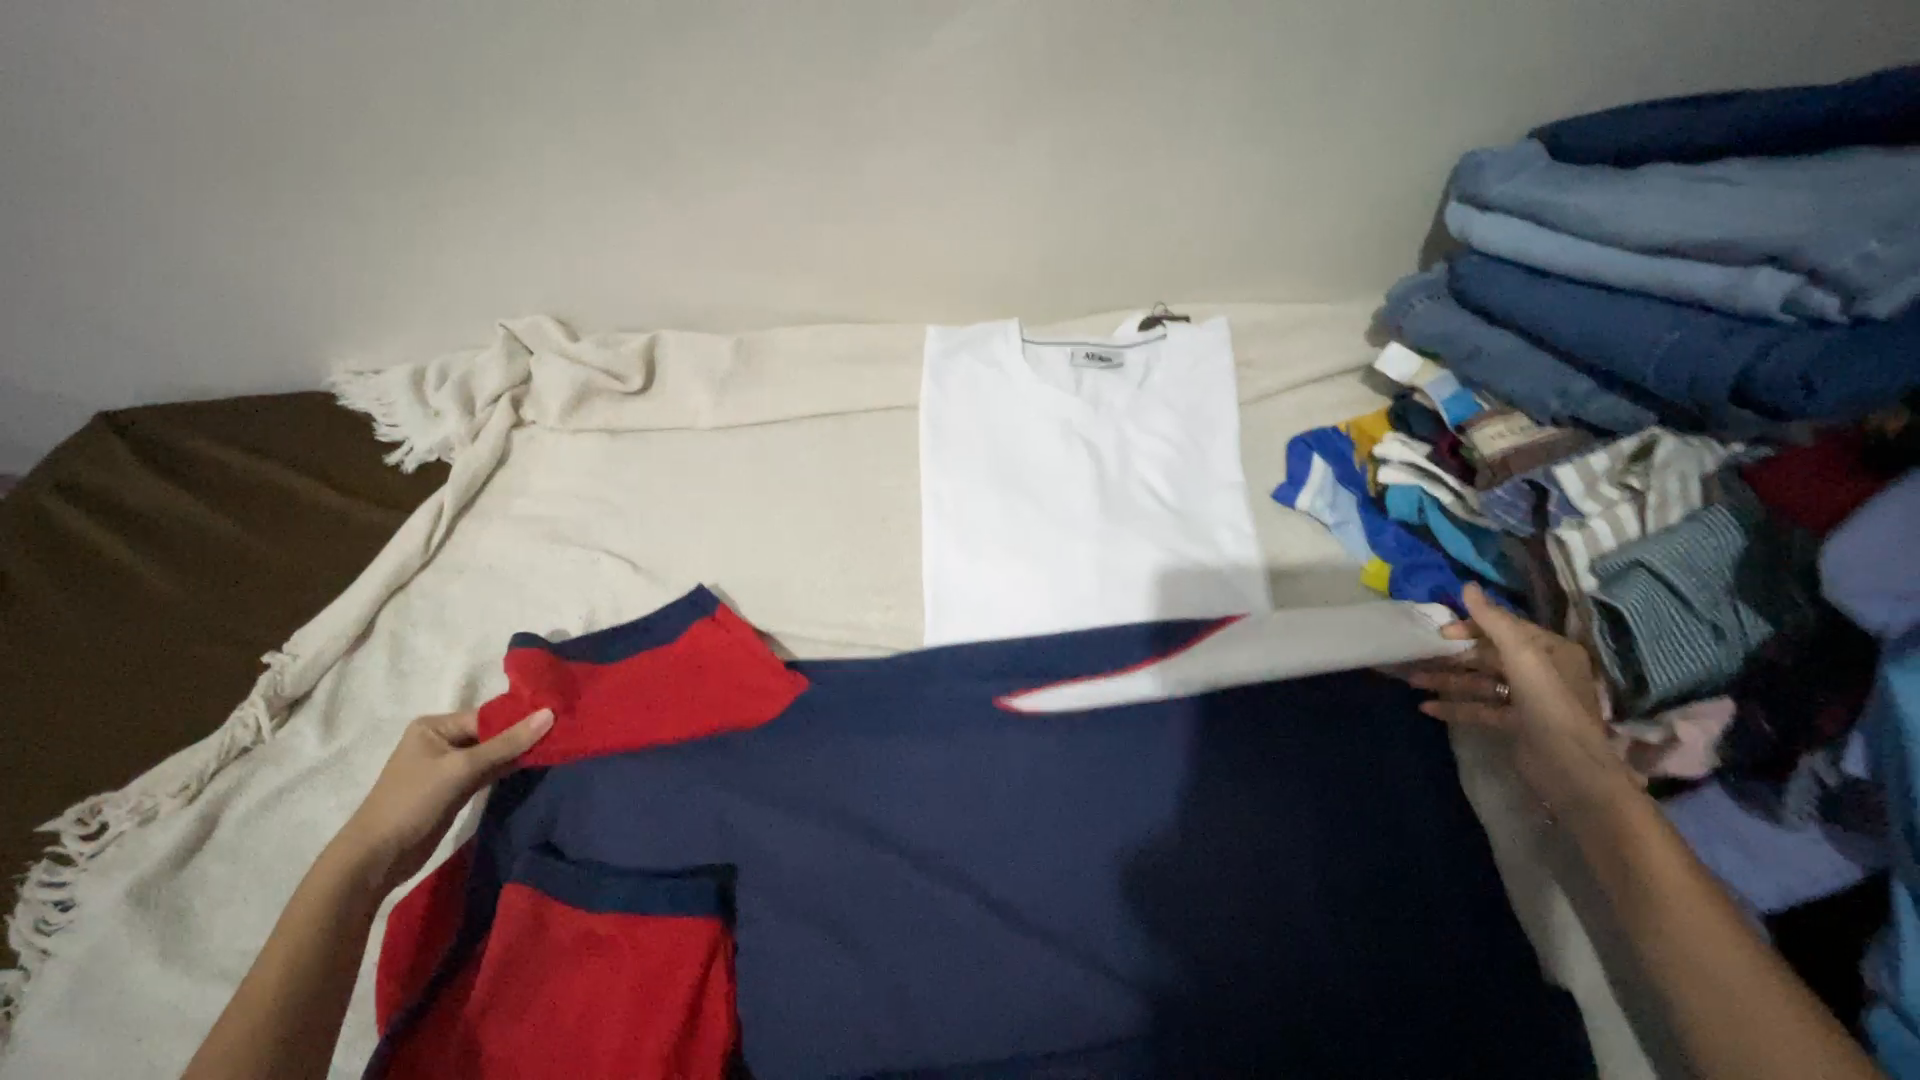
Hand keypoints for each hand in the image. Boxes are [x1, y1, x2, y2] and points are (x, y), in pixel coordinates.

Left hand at [333, 708, 552, 894]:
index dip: (520, 717)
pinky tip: (537, 763)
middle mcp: (442, 740)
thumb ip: (507, 743)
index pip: (487, 716)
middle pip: (492, 733)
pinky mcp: (456, 788)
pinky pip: (489, 771)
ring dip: (519, 752)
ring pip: (493, 753)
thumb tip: (550, 713)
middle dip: (523, 734)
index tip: (559, 715)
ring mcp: (449, 766)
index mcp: (435, 726)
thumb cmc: (413, 802)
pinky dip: (510, 768)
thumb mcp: (462, 768)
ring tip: (559, 744)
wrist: (378, 856)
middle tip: (565, 730)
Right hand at [1397, 584, 1618, 801]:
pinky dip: (1455, 707)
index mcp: (1551, 650)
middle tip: (1419, 656)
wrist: (1571, 770)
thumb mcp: (1523, 657)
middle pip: (1489, 656)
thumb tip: (1467, 586)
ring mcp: (1528, 700)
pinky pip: (1480, 708)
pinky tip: (1426, 707)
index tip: (1441, 632)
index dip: (1472, 626)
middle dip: (1454, 656)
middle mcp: (1542, 671)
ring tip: (1412, 681)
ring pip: (1481, 683)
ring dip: (1448, 681)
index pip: (1505, 628)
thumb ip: (1494, 622)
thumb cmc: (1549, 706)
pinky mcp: (1516, 724)